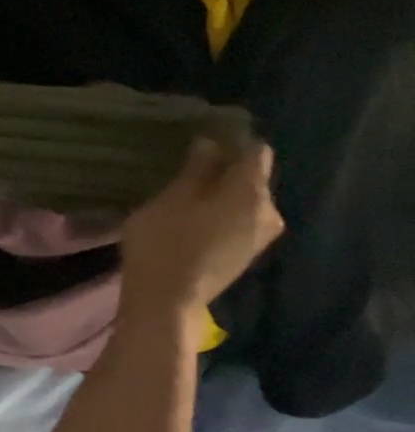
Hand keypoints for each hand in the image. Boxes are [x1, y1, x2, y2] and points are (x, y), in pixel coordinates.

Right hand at [120, 139, 283, 317]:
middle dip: (225, 167)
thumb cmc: (164, 241)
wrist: (169, 298)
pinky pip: (239, 218)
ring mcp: (261, 235)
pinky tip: (192, 214)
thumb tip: (210, 144)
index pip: (255, 152)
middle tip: (185, 162)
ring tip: (184, 188)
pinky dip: (220, 209)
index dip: (232, 139)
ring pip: (245, 199)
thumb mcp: (171, 199)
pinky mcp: (247, 251)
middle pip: (252, 177)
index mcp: (251, 193)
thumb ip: (196, 170)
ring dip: (220, 190)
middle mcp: (268, 211)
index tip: (202, 133)